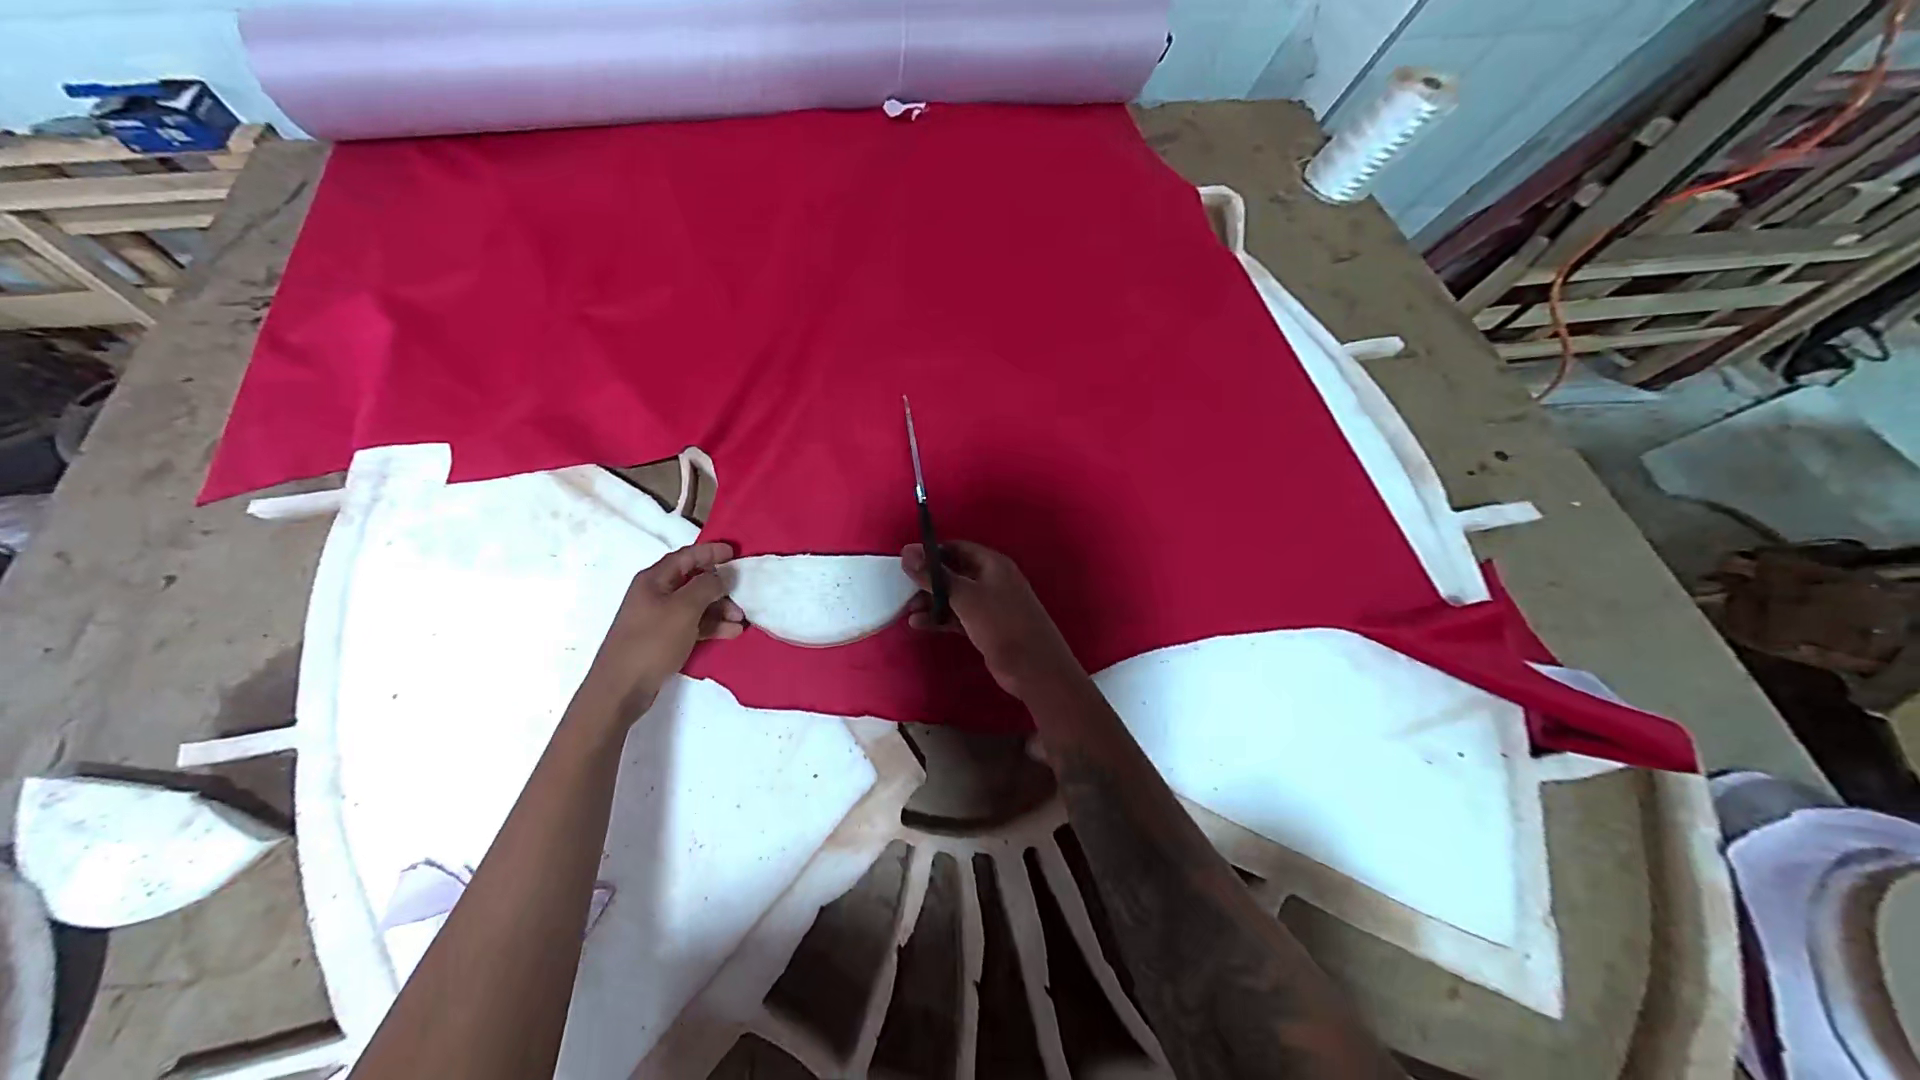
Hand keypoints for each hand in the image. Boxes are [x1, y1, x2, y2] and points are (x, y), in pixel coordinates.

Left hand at [578, 542, 744, 721]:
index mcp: (654, 580)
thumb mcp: (684, 608)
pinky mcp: (664, 638)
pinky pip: (693, 624)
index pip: (686, 556)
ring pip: (696, 605)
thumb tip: (719, 577)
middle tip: (743, 595)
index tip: (735, 552)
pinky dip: (712, 626)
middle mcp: (655, 594)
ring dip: (720, 609)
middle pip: (693, 581)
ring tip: (741, 620)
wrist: (622, 686)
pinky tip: (731, 632)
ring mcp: (659, 617)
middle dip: (720, 587)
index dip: (710, 551)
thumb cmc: (652, 641)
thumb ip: (706, 586)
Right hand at [901, 540, 1083, 699]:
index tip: (907, 562)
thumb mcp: (965, 597)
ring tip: (906, 609)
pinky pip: (958, 616)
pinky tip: (919, 624)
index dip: (932, 553)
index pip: (957, 548)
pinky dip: (940, 619)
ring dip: (932, 602)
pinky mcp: (986, 627)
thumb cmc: (1001, 623)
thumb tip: (907, 551)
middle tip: (902, 589)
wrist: (1033, 668)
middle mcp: (992, 580)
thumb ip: (935, 575)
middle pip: (954, 572)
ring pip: (955, 597)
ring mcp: (990, 605)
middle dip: (929, 580)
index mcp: (993, 564)